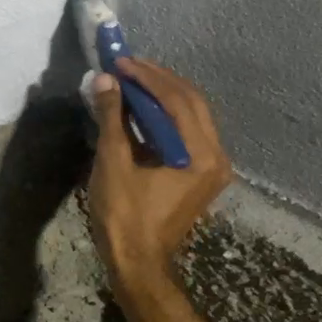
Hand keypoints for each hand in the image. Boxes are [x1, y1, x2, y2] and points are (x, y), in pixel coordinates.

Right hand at [85, 59, 232, 292]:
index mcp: (201, 155)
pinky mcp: (198, 173)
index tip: (120, 62)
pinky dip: (164, 113)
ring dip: (162, 94)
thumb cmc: (124, 213)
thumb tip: (105, 80)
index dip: (148, 77)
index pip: (178, 101)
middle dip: (159, 79)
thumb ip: (112, 118)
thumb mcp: (114, 162)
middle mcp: (215, 157)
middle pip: (192, 103)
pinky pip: (186, 131)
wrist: (138, 259)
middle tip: (127, 65)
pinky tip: (140, 106)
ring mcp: (210, 166)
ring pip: (191, 115)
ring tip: (131, 80)